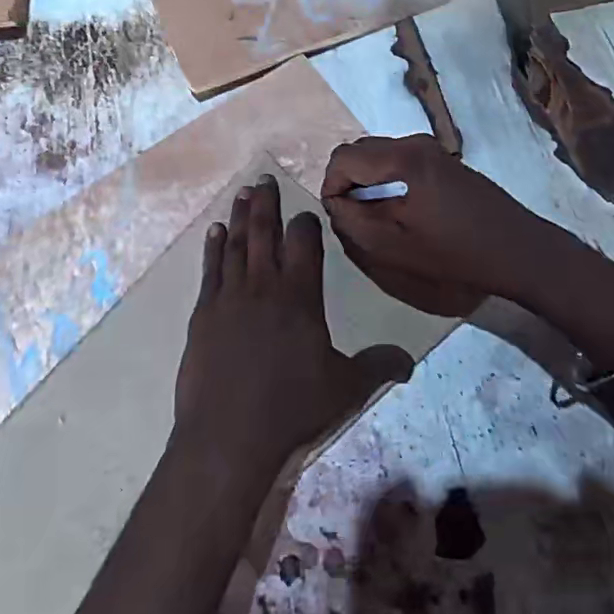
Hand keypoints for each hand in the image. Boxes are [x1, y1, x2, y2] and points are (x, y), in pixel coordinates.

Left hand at [174, 174, 414, 472]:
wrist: (228, 434)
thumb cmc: (292, 407)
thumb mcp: (345, 388)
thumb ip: (377, 366)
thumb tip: (410, 361)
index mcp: (300, 297)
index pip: (304, 245)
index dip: (306, 224)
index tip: (306, 212)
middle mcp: (263, 287)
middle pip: (265, 233)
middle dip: (267, 204)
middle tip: (264, 179)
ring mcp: (229, 298)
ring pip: (236, 245)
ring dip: (241, 216)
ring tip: (243, 193)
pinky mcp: (203, 314)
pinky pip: (210, 269)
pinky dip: (214, 247)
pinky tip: (216, 231)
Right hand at [321, 135, 577, 314]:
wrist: (518, 250)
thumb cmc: (455, 254)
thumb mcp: (393, 247)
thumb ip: (352, 222)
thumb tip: (335, 203)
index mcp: (401, 158)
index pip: (342, 158)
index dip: (331, 187)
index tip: (341, 217)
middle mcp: (415, 143)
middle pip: (359, 151)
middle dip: (348, 182)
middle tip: (356, 219)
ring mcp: (432, 148)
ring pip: (378, 155)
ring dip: (367, 182)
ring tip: (378, 218)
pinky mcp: (444, 159)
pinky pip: (398, 160)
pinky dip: (387, 180)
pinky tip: (403, 212)